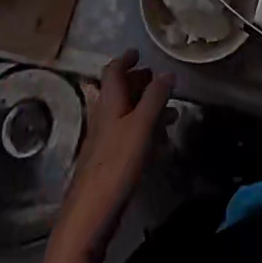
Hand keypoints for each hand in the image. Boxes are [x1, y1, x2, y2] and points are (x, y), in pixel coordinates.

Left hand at [55, 50, 172, 248]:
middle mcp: (103, 115)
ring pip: (125, 113)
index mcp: (108, 101)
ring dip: (144, 107)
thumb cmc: (117, 162)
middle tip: (157, 80)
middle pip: (119, 90)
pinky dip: (143, 131)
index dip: (125, 59)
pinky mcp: (108, 159)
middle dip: (138, 82)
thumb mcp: (141, 125)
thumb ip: (154, 98)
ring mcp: (103, 138)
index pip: (113, 70)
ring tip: (169, 112)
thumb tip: (167, 72)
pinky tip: (158, 144)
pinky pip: (127, 135)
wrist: (92, 210)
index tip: (138, 52)